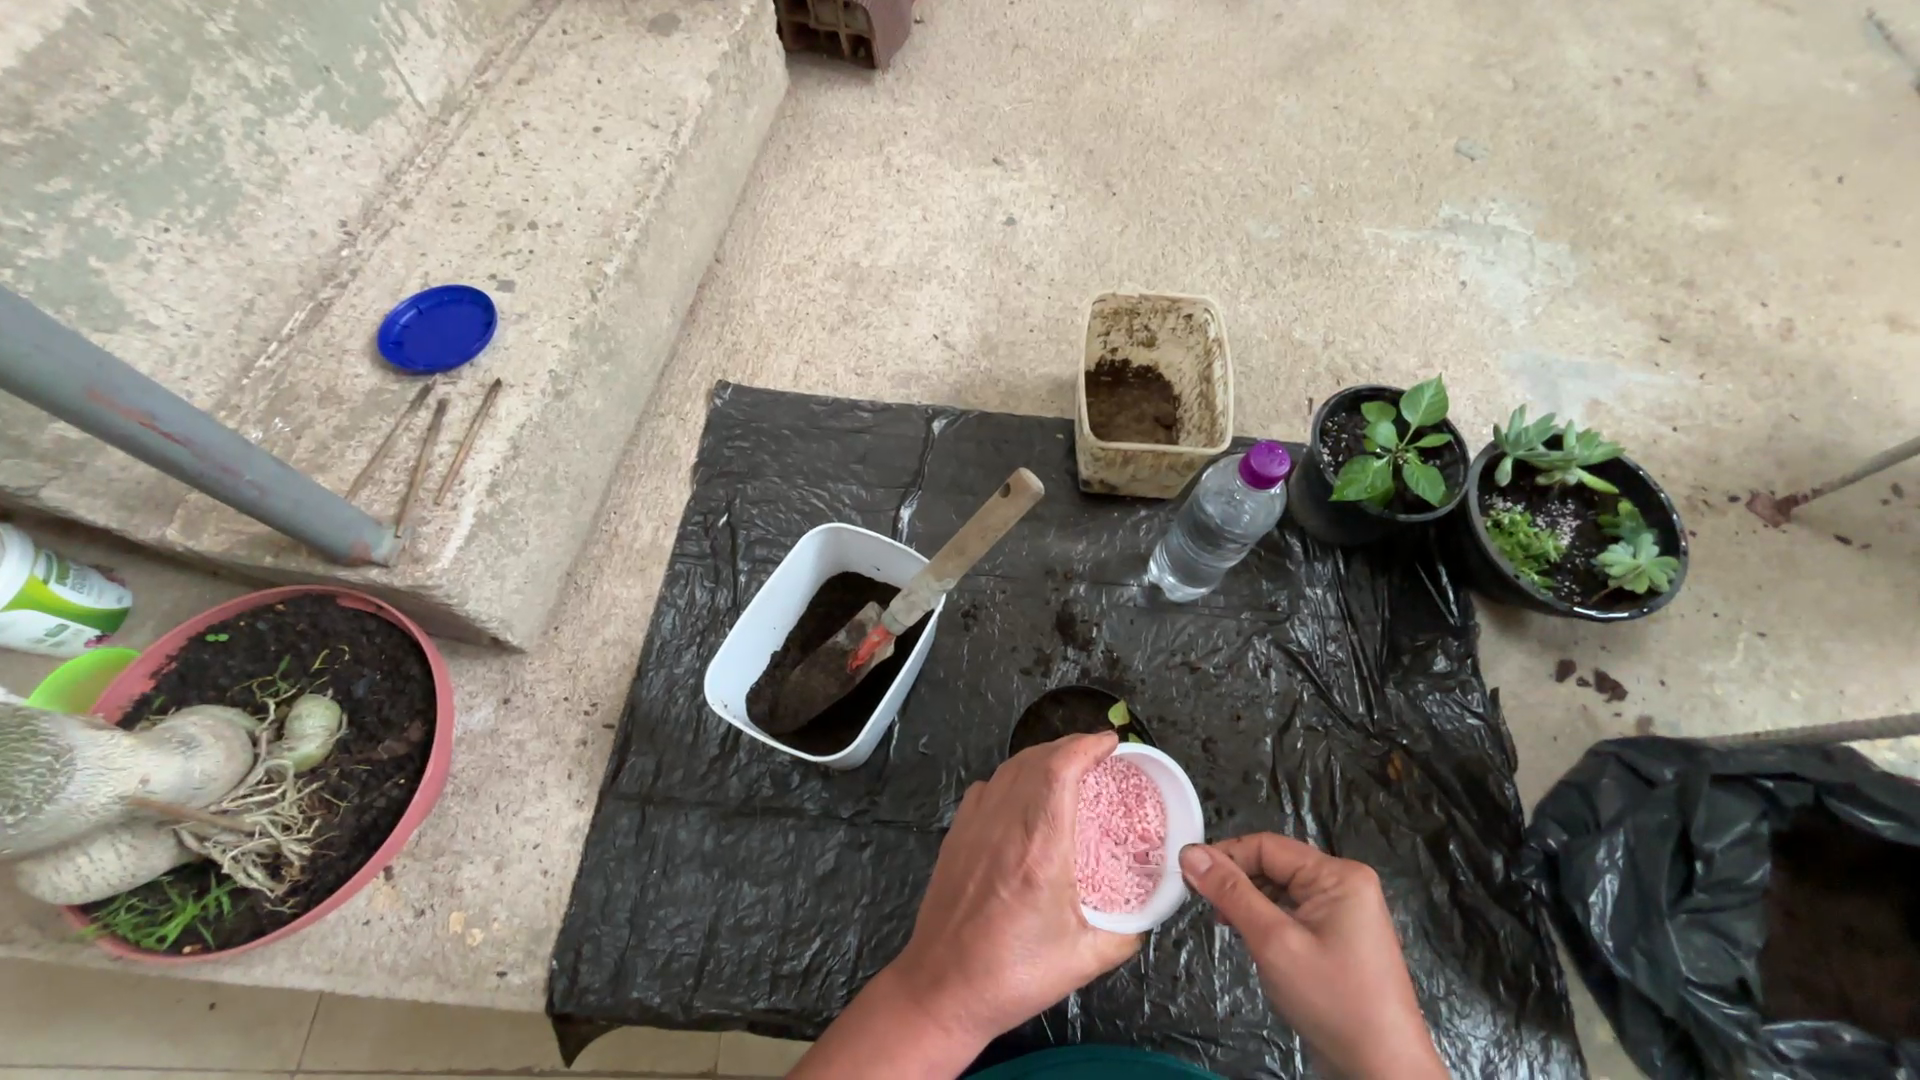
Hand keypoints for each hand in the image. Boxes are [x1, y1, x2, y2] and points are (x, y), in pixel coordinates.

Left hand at [887, 731, 1140, 1046]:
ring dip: (1041, 757)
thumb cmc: (1012, 975)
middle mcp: (1004, 825)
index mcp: (1040, 849)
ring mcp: (975, 826)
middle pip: (1036, 759)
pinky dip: (1013, 777)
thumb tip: (1147, 914)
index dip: (1086, 746)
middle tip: (1097, 753)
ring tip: (1067, 766)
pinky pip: (988, 787)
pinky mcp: (956, 835)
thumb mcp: (1084, 960)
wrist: (942, 987)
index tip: (1111, 742)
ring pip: (1009, 768)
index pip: (1060, 770)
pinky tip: (1024, 794)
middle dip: (1070, 745)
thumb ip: (1125, 934)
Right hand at [1179, 834, 1445, 1079]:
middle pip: (1274, 865)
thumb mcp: (1273, 942)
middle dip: (1236, 881)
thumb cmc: (1331, 1000)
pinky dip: (1267, 921)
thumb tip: (1190, 853)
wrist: (1383, 1071)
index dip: (1225, 856)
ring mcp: (1344, 913)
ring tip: (1225, 924)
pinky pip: (1293, 913)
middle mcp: (1344, 885)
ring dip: (1248, 902)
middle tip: (1202, 903)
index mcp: (1338, 875)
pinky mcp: (1339, 939)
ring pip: (1280, 890)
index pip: (1267, 846)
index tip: (1187, 874)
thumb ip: (1230, 893)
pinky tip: (1251, 939)